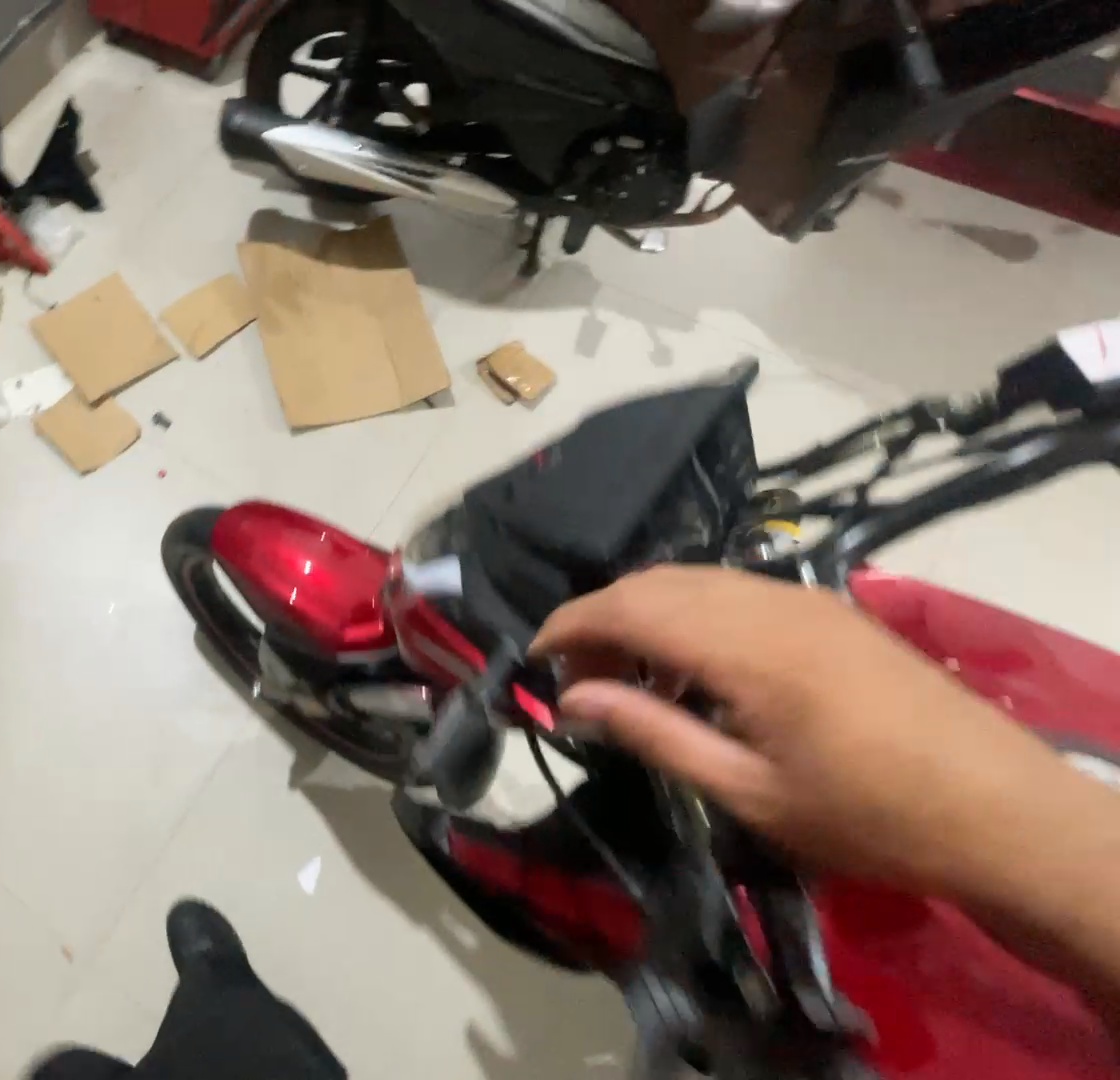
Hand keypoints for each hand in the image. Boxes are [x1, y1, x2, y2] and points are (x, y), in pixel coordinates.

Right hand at [529, 566, 1114, 903]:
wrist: (1013, 818)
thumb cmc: (870, 816)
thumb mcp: (747, 791)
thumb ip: (652, 731)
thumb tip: (571, 699)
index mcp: (746, 648)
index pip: (625, 608)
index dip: (566, 626)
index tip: (532, 660)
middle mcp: (768, 604)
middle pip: (648, 584)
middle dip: (595, 621)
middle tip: (577, 680)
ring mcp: (801, 599)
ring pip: (684, 579)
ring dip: (636, 613)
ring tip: (624, 673)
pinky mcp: (823, 608)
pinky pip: (724, 587)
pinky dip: (680, 612)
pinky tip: (684, 663)